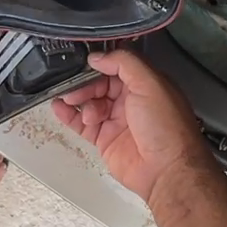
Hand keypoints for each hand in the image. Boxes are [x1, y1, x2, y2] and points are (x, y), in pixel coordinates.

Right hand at [52, 50, 212, 204]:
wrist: (166, 170)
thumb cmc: (167, 128)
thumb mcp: (150, 84)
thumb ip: (124, 63)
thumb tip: (99, 56)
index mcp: (145, 84)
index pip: (116, 66)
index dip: (99, 64)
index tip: (84, 63)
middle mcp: (131, 100)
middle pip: (99, 84)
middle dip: (84, 84)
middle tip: (74, 88)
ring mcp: (116, 120)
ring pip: (88, 102)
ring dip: (77, 99)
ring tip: (71, 102)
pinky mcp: (104, 139)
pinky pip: (80, 123)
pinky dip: (67, 114)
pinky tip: (59, 108)